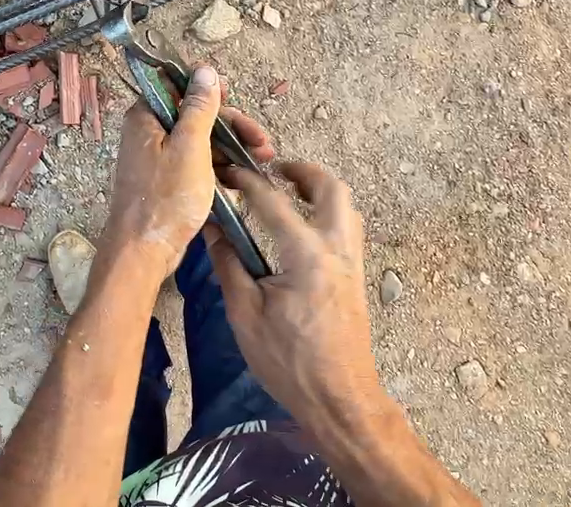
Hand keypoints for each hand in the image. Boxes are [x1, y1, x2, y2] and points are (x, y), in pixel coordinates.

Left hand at [102, 66, 273, 273]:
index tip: (233, 98)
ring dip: (230, 146)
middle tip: (261, 140)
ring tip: (262, 159)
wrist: (144, 251)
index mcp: (146, 116)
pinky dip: (219, 166)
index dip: (206, 88)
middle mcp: (149, 131)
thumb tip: (205, 70)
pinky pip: (197, 162)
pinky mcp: (168, 179)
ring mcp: (158, 157)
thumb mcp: (190, 146)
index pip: (176, 85)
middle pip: (194, 114)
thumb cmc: (166, 197)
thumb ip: (198, 107)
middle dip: (230, 124)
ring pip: (200, 140)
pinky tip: (242, 177)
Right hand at [204, 162, 384, 430]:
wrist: (342, 402)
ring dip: (319, 189)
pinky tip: (303, 227)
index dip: (245, 181)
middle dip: (302, 170)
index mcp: (306, 254)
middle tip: (274, 169)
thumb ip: (228, 264)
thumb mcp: (245, 314)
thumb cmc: (289, 362)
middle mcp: (336, 248)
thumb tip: (213, 228)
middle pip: (331, 187)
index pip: (272, 201)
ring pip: (346, 205)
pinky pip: (348, 226)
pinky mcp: (357, 277)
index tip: (226, 171)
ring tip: (290, 191)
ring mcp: (352, 262)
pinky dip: (328, 211)